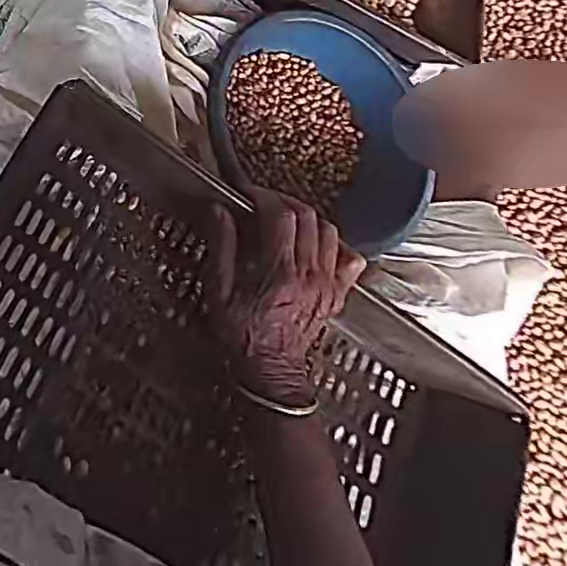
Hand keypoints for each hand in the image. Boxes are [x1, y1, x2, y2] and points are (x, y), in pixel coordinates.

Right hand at [204, 187, 367, 407]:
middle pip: (307, 216)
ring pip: (328, 230)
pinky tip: (315, 241)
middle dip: (282, 199)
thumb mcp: (218, 290)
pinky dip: (334, 242)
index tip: (246, 193)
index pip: (280, 215)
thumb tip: (219, 211)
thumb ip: (221, 246)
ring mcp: (328, 284)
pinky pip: (348, 257)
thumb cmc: (242, 334)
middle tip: (262, 200)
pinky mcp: (338, 293)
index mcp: (279, 272)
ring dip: (306, 216)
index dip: (261, 195)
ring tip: (285, 217)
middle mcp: (309, 274)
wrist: (271, 372)